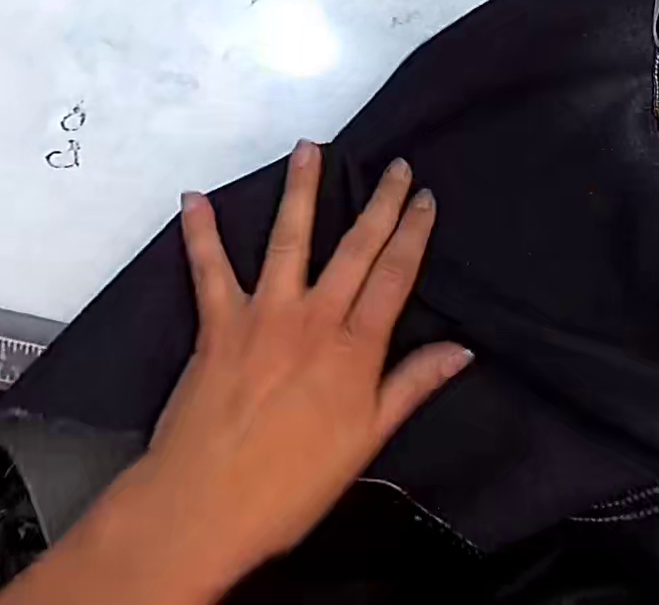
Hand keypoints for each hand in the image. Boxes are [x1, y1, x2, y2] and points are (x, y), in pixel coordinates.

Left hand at [0, 143, 470, 604]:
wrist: (198, 511)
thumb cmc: (293, 480)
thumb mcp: (368, 437)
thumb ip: (415, 384)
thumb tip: (464, 349)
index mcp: (355, 345)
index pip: (396, 273)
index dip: (414, 231)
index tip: (424, 197)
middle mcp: (315, 316)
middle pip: (357, 247)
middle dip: (381, 202)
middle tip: (395, 165)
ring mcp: (264, 313)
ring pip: (289, 240)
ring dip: (300, 191)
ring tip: (308, 148)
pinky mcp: (219, 324)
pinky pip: (209, 271)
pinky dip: (201, 233)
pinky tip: (194, 197)